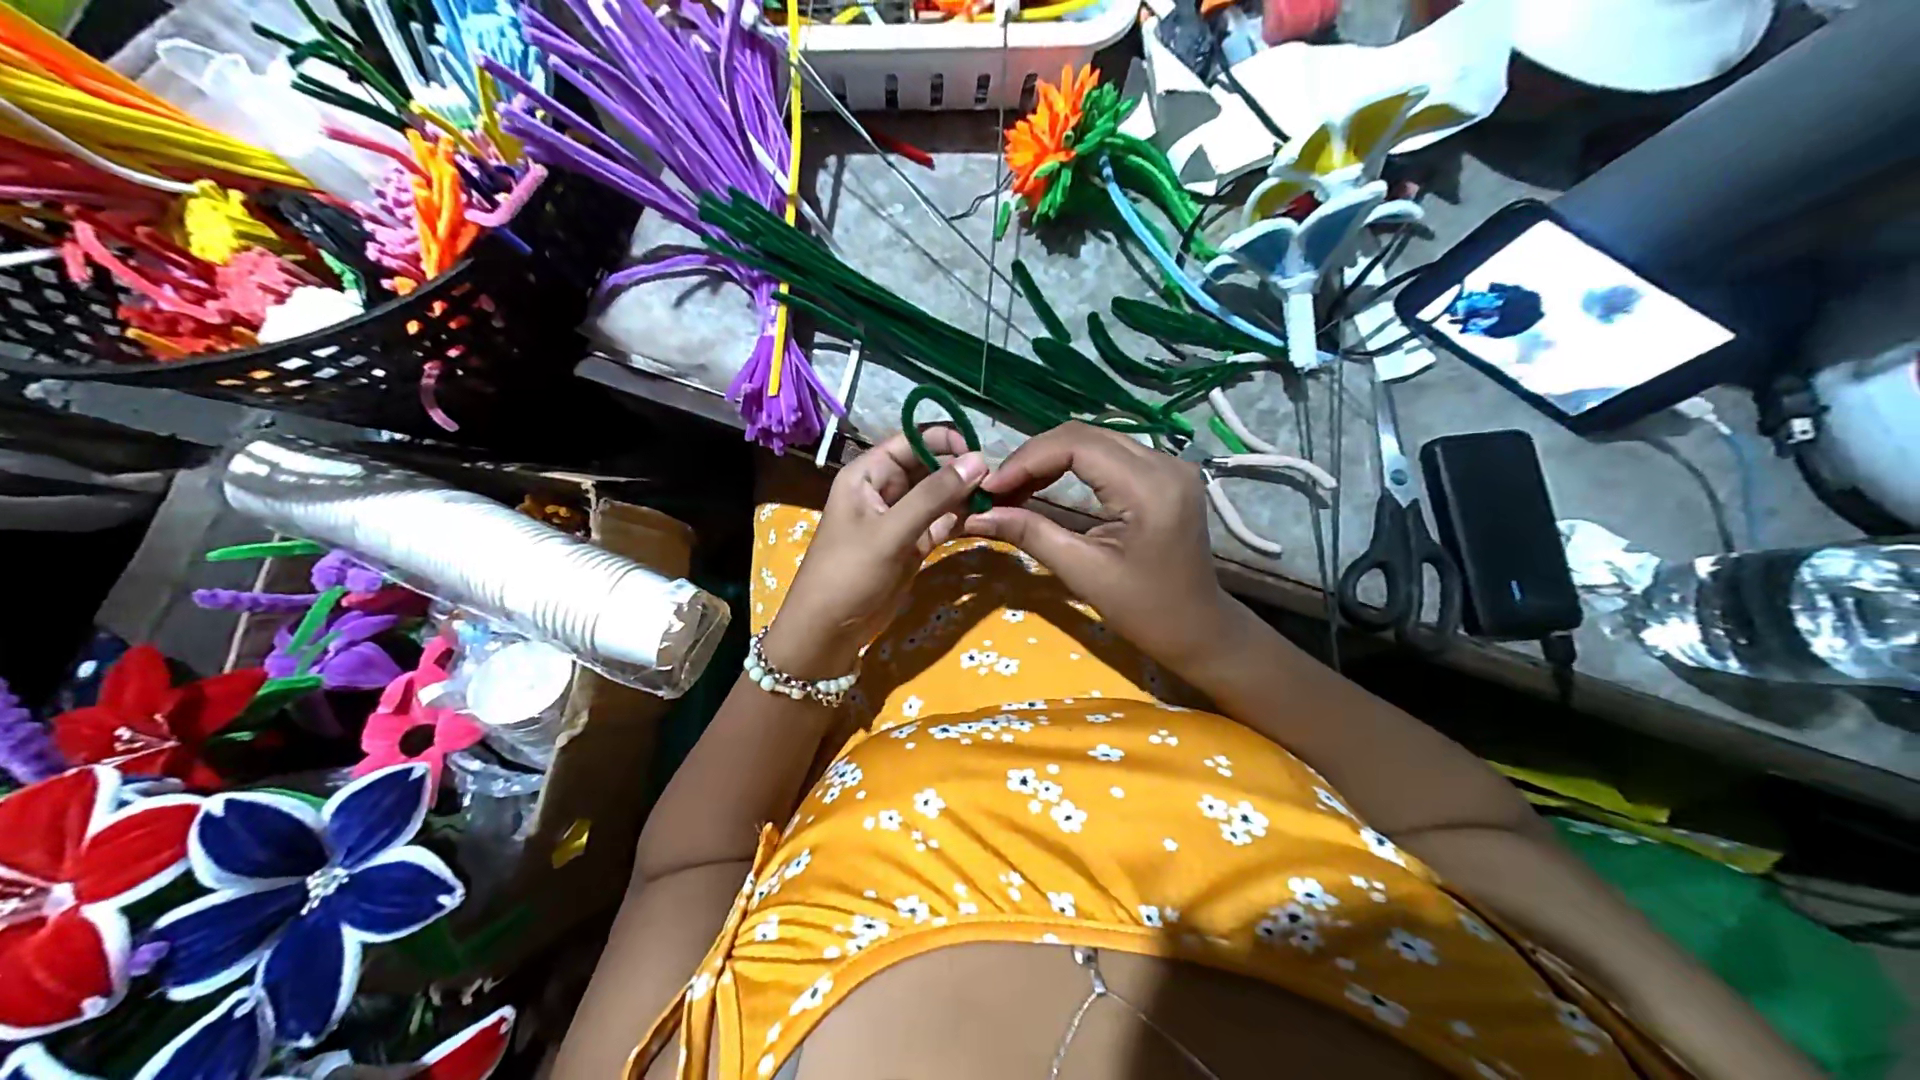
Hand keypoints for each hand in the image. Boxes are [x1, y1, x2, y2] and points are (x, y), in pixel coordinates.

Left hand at [763, 428, 987, 677]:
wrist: (829, 631)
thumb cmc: (849, 573)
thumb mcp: (890, 531)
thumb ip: (934, 495)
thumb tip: (978, 460)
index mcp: (868, 474)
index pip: (911, 441)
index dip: (945, 440)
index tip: (981, 452)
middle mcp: (885, 489)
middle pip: (930, 466)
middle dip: (961, 468)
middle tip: (998, 479)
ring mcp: (901, 517)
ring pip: (940, 495)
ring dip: (966, 494)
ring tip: (998, 496)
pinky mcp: (914, 543)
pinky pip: (942, 521)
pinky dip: (962, 519)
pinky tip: (987, 517)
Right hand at [962, 422, 1235, 676]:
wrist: (1199, 629)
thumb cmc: (1146, 611)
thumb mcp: (1084, 574)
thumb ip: (1032, 535)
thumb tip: (978, 516)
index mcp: (1150, 488)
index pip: (1077, 445)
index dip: (1027, 459)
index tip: (991, 488)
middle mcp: (1164, 463)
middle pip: (1084, 435)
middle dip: (1033, 457)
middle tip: (996, 489)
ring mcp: (1168, 464)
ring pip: (1094, 440)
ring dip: (1049, 458)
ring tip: (1014, 487)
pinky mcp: (1164, 474)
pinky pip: (1108, 454)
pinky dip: (1071, 464)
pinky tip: (1044, 483)